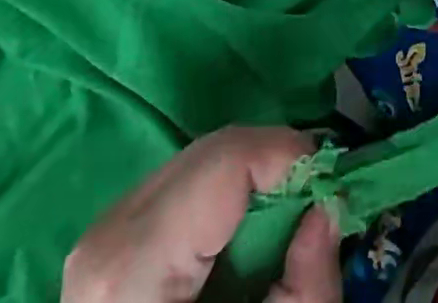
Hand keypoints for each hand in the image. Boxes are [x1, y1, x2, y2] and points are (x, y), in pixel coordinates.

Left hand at [64, 127, 340, 302]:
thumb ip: (307, 286)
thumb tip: (329, 208)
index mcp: (136, 262)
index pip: (226, 158)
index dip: (288, 155)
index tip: (332, 183)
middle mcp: (113, 226)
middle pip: (213, 151)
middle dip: (274, 164)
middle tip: (318, 197)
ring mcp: (106, 223)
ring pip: (200, 159)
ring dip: (251, 176)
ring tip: (286, 215)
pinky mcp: (113, 228)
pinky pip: (182, 182)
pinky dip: (223, 193)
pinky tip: (244, 228)